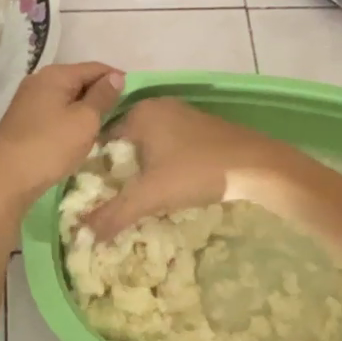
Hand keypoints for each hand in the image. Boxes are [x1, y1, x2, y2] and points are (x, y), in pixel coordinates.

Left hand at [0, 62, 124, 210]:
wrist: (6, 180)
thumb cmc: (50, 147)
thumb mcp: (84, 121)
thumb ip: (102, 96)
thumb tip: (116, 76)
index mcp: (55, 75)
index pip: (95, 67)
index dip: (117, 79)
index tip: (135, 97)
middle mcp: (38, 81)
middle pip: (79, 80)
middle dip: (100, 95)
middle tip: (121, 115)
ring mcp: (27, 101)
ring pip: (66, 98)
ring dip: (85, 109)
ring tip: (103, 127)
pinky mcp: (22, 120)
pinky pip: (54, 112)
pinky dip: (69, 119)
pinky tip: (78, 136)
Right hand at [82, 98, 308, 236]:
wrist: (258, 167)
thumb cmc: (197, 173)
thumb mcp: (150, 196)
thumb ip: (114, 214)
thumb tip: (84, 234)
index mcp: (139, 112)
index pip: (101, 141)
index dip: (94, 170)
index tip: (91, 196)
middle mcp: (158, 107)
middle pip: (125, 144)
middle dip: (119, 173)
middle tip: (112, 202)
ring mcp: (182, 115)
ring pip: (149, 147)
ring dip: (142, 171)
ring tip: (137, 199)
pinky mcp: (201, 129)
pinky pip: (169, 147)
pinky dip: (163, 166)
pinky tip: (167, 187)